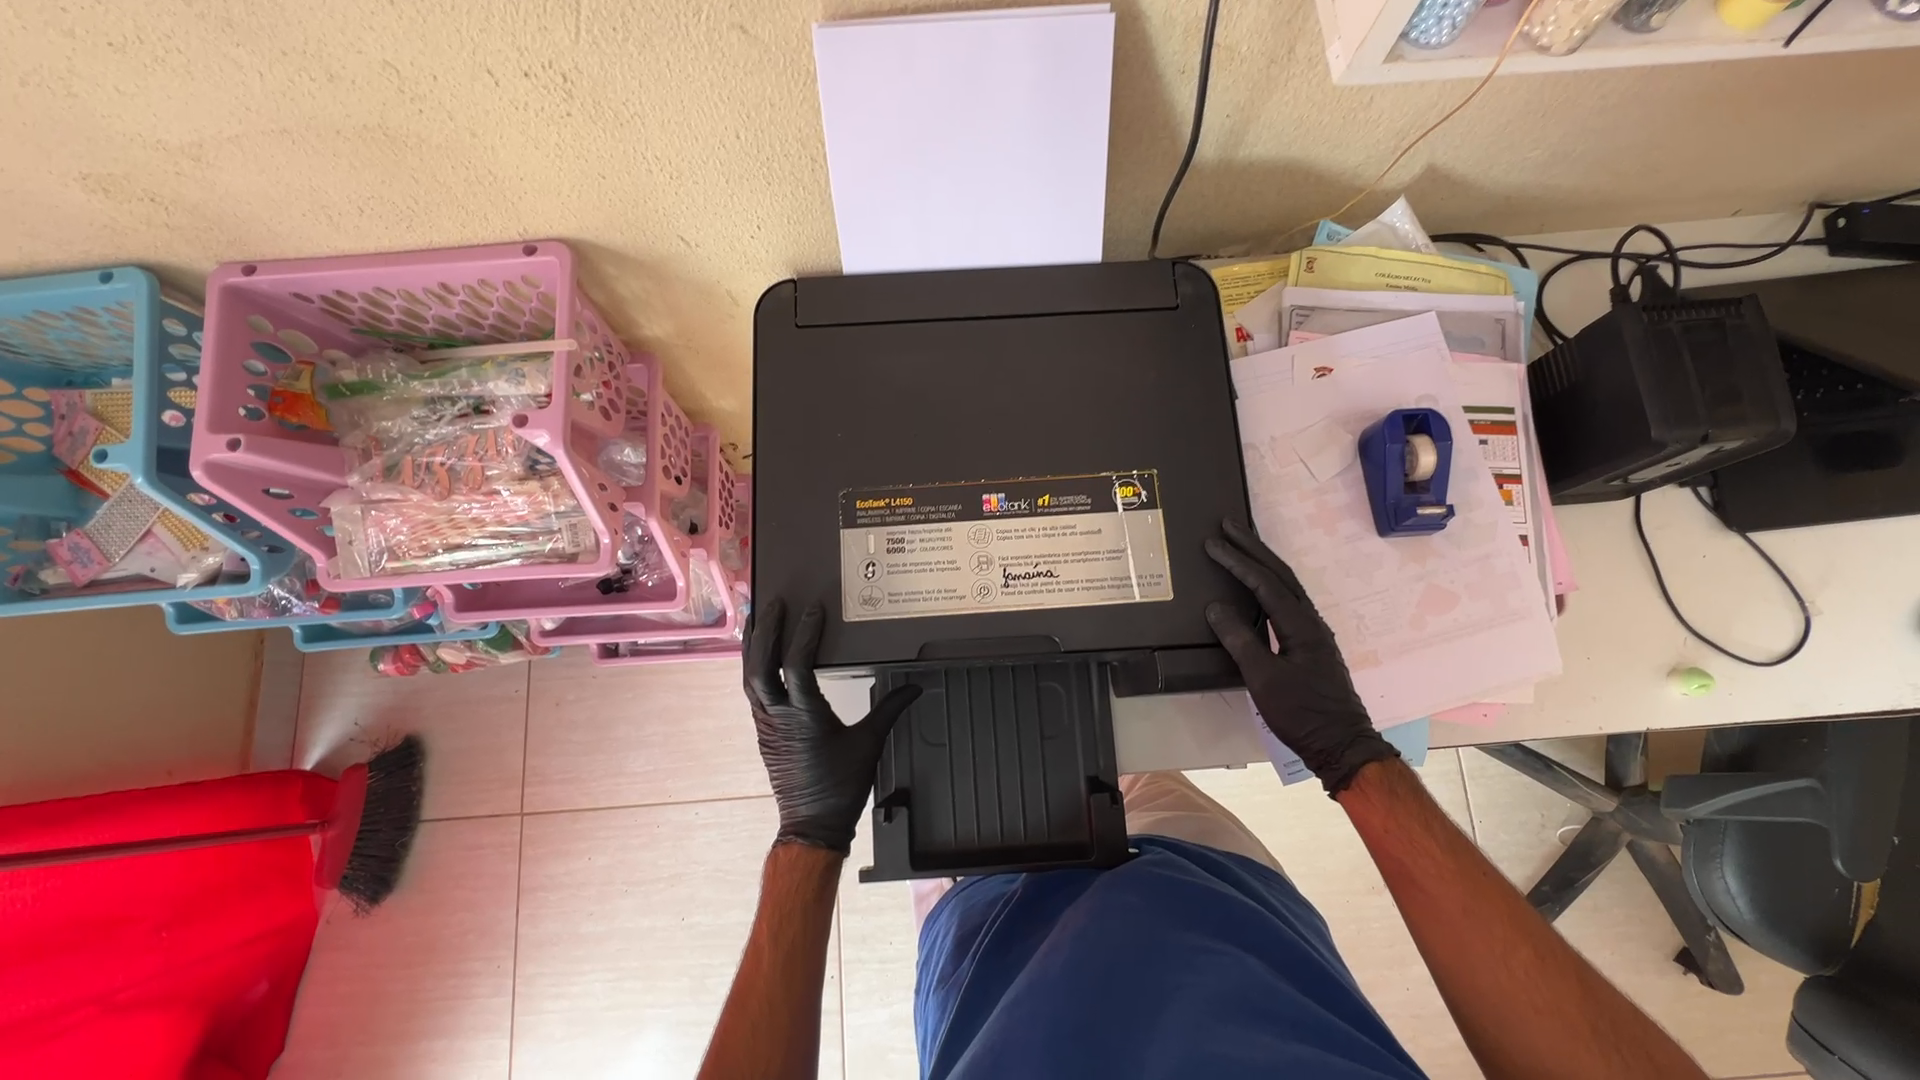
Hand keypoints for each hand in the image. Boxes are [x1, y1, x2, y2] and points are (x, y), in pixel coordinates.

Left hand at [745, 599, 922, 853]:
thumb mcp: (869, 743)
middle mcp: (778, 716)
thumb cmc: (841, 785)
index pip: (797, 663)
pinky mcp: (763, 732)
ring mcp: (765, 724)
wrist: (812, 823)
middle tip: (775, 603)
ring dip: (753, 647)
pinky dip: (753, 668)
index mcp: (805, 715)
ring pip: (749, 678)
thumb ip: (890, 709)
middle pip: (759, 665)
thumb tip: (915, 687)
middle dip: (767, 631)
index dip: (803, 633)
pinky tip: (760, 657)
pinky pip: (752, 692)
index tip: (812, 609)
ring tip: (758, 620)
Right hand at [1204, 519, 1397, 796]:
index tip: (1213, 543)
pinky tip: (1259, 587)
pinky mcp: (1310, 644)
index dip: (1238, 561)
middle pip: (1281, 574)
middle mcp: (1310, 620)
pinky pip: (1287, 601)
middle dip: (1254, 548)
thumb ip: (1241, 641)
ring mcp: (1314, 632)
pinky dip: (1269, 583)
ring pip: (1287, 585)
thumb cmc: (1302, 713)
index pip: (1265, 583)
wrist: (1341, 743)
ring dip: (1263, 562)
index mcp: (1300, 625)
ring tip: (1242, 545)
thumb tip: (1216, 607)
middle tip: (1228, 525)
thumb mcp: (1264, 679)